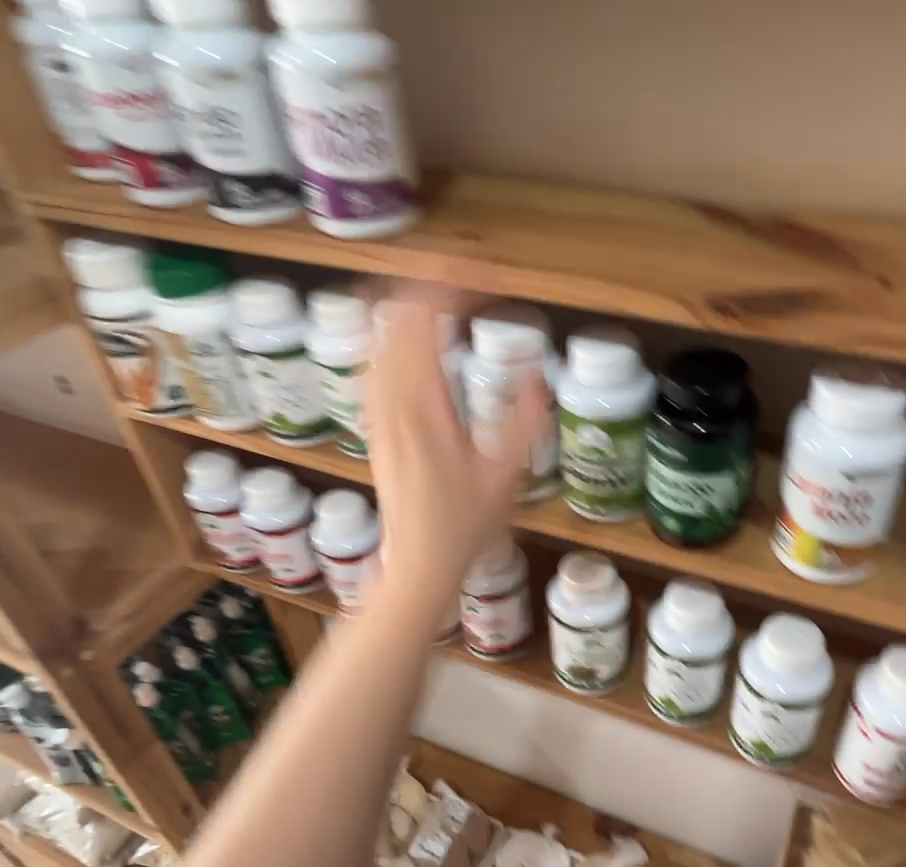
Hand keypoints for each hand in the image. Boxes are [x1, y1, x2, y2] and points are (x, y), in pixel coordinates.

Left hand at [365, 286, 545, 603]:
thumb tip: (535, 372)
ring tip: (438, 283)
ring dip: (404, 300)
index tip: (488, 273)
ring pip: (375, 335)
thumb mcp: (507, 477)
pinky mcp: (373, 423)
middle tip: (466, 263)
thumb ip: (523, 422)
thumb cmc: (463, 528)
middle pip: (394, 316)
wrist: (417, 564)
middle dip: (427, 277)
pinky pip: (370, 360)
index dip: (453, 284)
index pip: (425, 323)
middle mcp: (392, 402)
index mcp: (425, 410)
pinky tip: (405, 330)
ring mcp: (376, 412)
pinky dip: (387, 330)